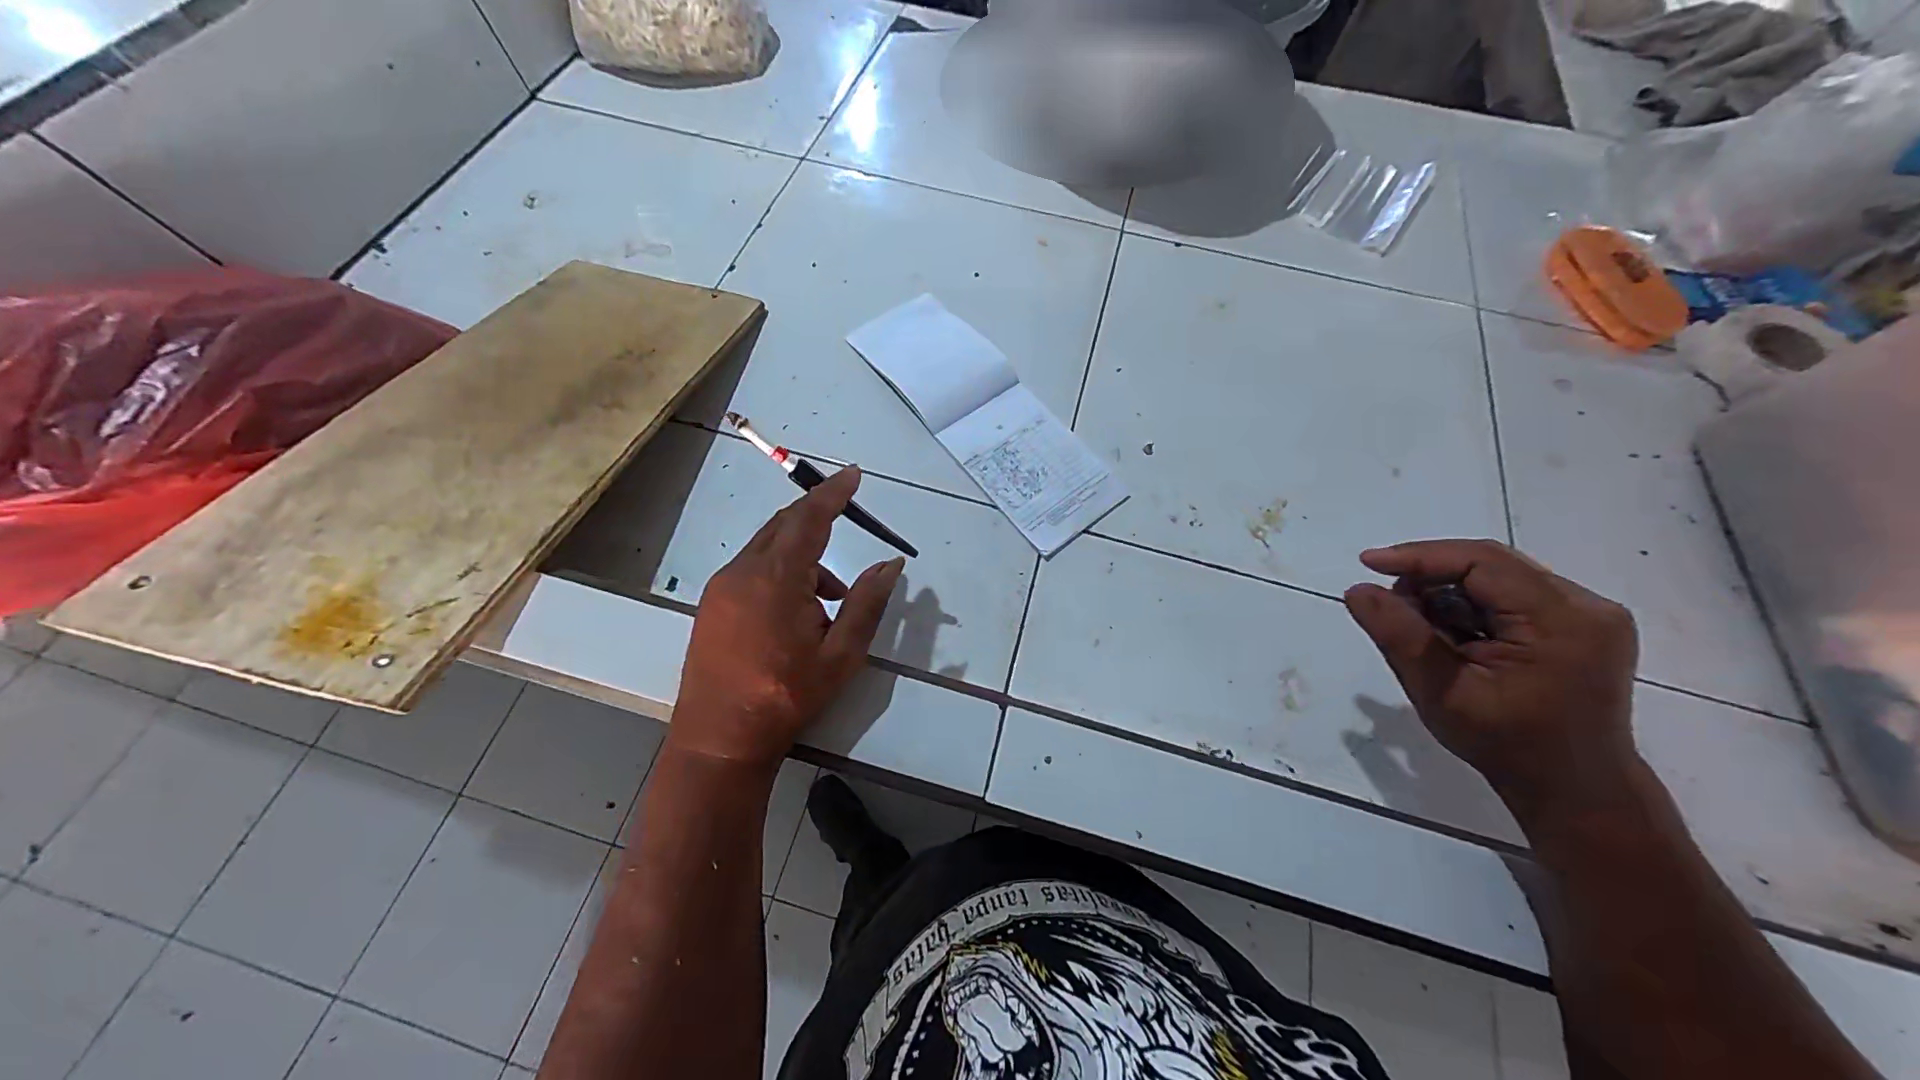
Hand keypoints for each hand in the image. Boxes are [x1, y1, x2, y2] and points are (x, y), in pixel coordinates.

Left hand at [672, 467, 904, 765]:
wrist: (720, 738)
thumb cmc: (786, 697)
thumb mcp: (841, 655)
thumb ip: (867, 603)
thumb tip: (890, 564)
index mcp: (775, 579)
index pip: (808, 519)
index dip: (832, 493)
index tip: (853, 474)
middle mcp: (742, 572)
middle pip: (784, 526)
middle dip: (817, 520)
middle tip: (846, 519)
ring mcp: (721, 588)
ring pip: (768, 550)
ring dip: (802, 558)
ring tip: (832, 601)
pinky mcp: (712, 604)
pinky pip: (752, 570)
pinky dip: (780, 574)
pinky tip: (798, 612)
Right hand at [1343, 539, 1640, 808]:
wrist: (1574, 789)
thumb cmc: (1506, 745)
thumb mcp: (1440, 692)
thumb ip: (1400, 636)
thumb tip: (1358, 591)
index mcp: (1561, 620)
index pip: (1482, 562)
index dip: (1420, 557)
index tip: (1368, 564)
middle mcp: (1586, 606)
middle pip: (1492, 564)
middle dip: (1431, 576)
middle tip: (1389, 603)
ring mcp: (1589, 615)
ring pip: (1499, 578)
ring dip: (1450, 594)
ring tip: (1422, 630)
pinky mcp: (1581, 626)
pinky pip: (1513, 595)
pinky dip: (1472, 607)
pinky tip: (1453, 637)